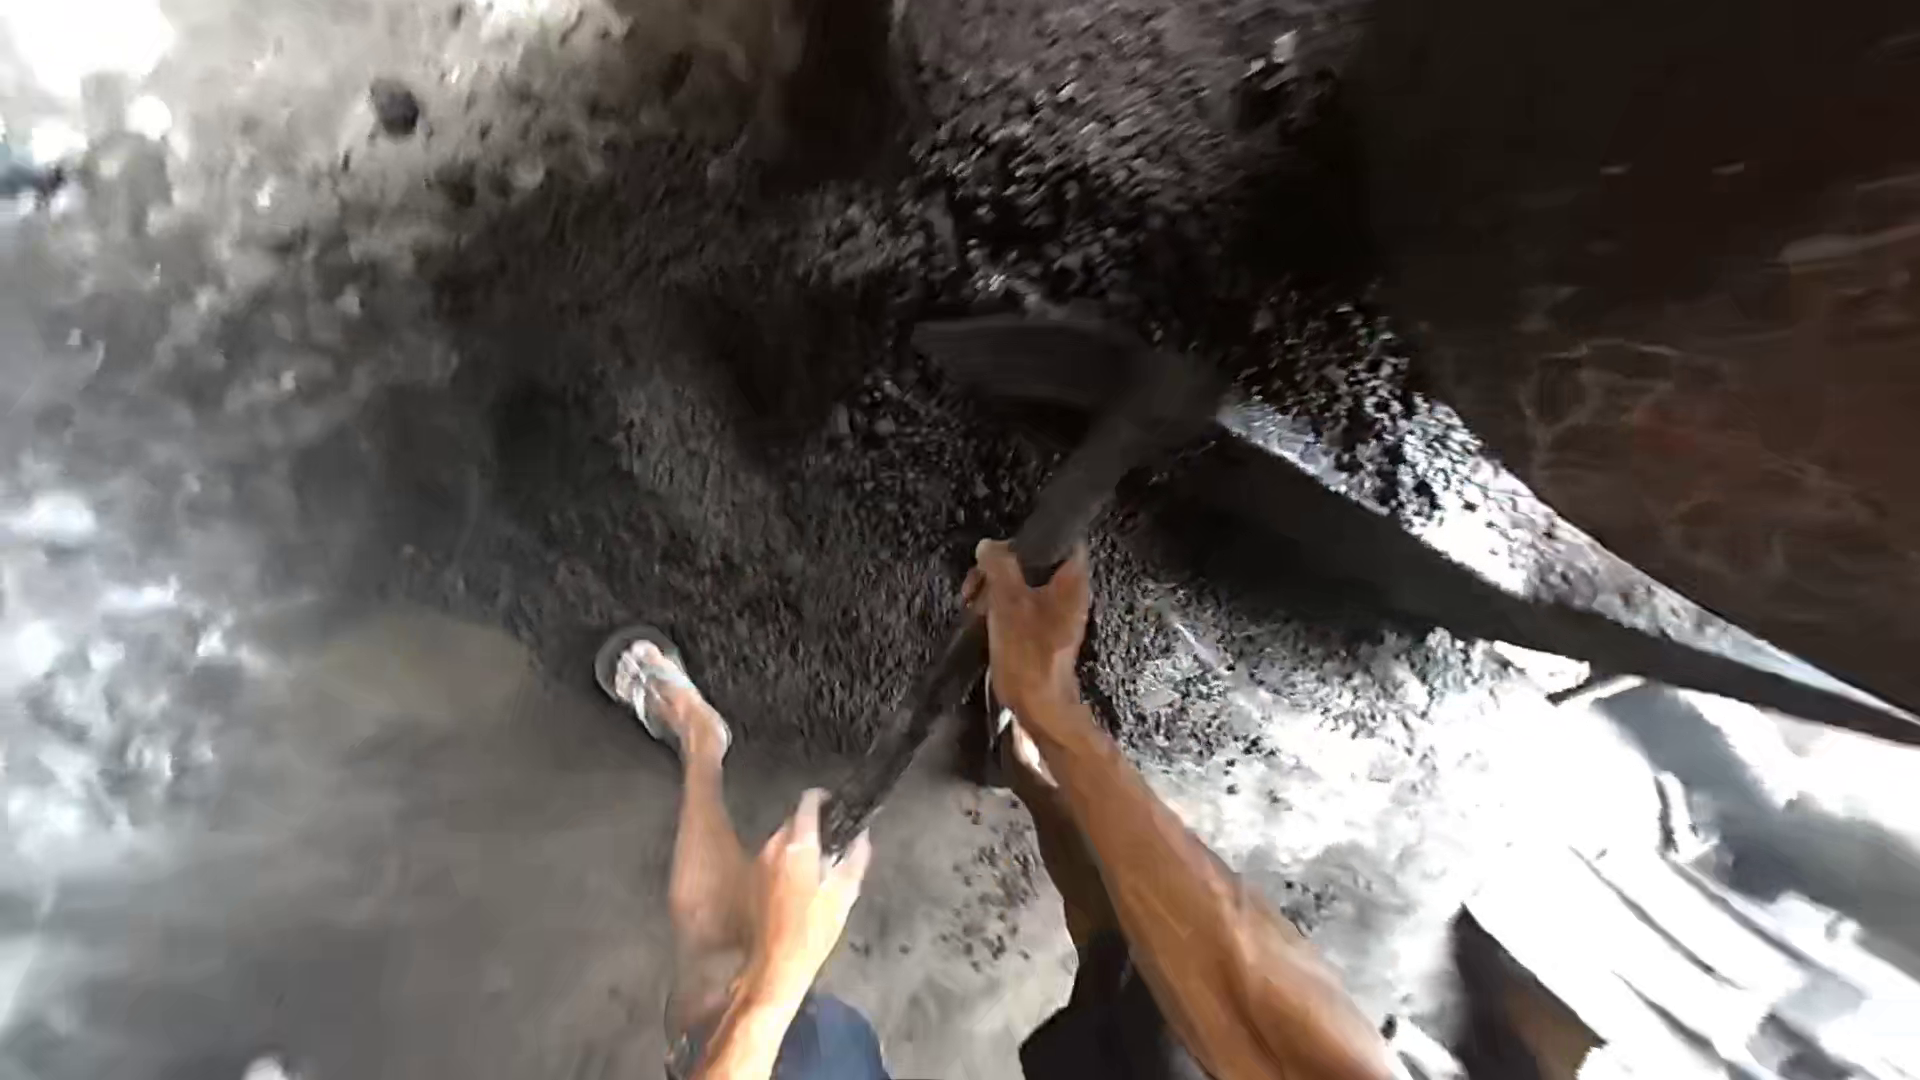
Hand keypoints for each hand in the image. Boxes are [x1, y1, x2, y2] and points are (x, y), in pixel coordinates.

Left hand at [745, 789, 871, 1001]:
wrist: (773, 969)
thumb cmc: (813, 931)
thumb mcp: (845, 894)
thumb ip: (856, 857)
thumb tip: (862, 837)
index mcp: (798, 844)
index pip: (807, 801)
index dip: (823, 797)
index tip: (836, 804)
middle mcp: (774, 846)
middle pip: (795, 819)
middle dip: (813, 823)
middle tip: (832, 839)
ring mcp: (758, 863)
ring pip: (782, 838)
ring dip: (798, 842)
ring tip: (817, 861)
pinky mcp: (750, 881)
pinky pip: (772, 856)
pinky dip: (785, 858)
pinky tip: (798, 880)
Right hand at [963, 538, 1090, 722]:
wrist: (1037, 705)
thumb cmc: (1027, 651)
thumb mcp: (1008, 601)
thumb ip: (998, 566)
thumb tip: (988, 545)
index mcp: (1071, 580)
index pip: (1062, 539)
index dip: (1032, 537)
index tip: (1003, 548)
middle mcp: (1069, 593)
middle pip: (1034, 562)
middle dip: (1001, 567)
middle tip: (977, 583)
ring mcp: (1056, 613)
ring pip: (1023, 584)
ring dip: (995, 588)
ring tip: (973, 602)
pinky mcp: (1042, 631)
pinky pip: (1021, 605)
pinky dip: (1001, 606)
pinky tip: (981, 616)